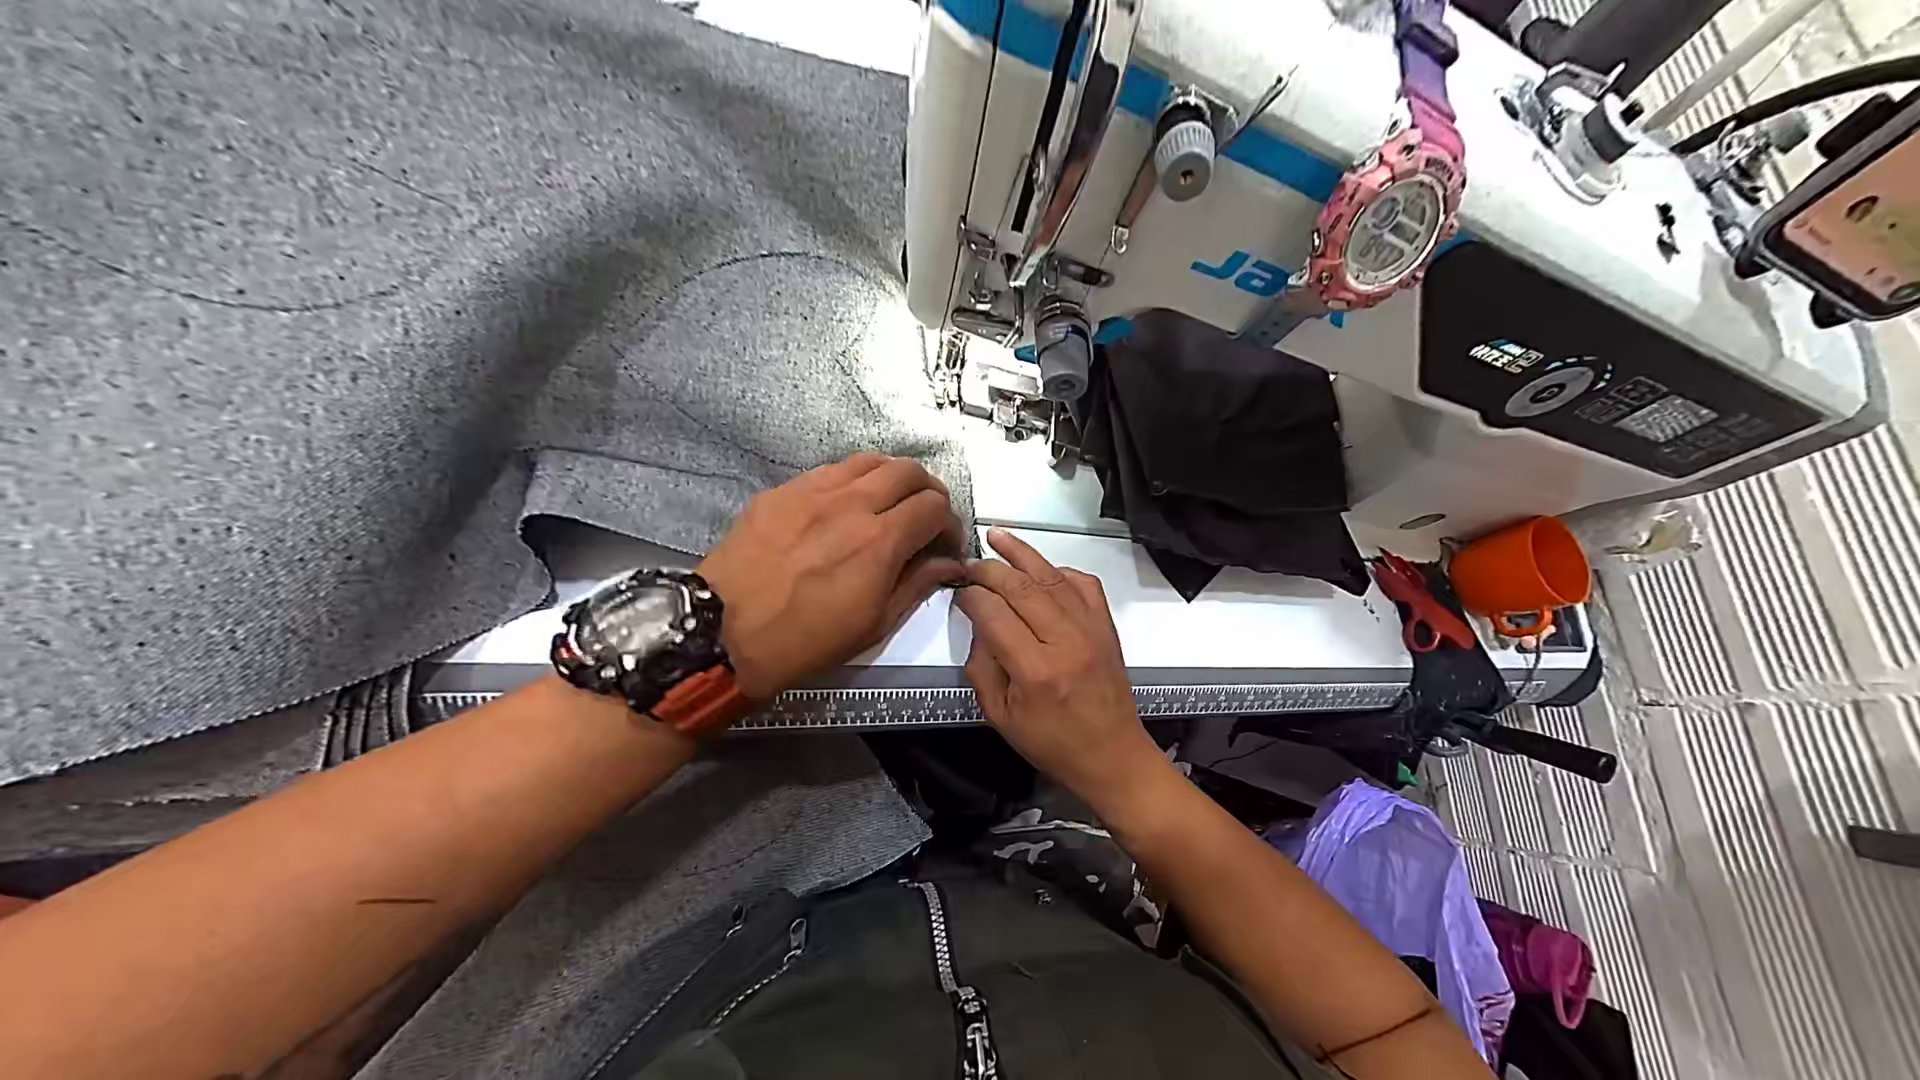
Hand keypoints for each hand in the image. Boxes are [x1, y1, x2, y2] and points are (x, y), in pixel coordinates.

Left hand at [697, 452, 965, 698]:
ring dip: (891, 478)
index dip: (949, 523)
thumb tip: (948, 564)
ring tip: (887, 505)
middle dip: (928, 491)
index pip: (935, 506)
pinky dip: (851, 481)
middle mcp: (851, 504)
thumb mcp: (873, 624)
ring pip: (870, 461)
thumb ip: (917, 584)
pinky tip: (843, 508)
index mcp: (880, 541)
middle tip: (924, 517)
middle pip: (909, 471)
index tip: (943, 543)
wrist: (724, 633)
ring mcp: (812, 491)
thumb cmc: (805, 641)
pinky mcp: (781, 491)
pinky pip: (830, 470)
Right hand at [955, 528, 1168, 806]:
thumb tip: (978, 621)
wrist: (1112, 755)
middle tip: (969, 563)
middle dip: (990, 569)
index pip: (993, 613)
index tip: (958, 591)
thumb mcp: (999, 714)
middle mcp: (1065, 641)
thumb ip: (981, 665)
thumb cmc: (1051, 743)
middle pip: (1021, 588)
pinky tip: (1040, 568)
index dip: (970, 596)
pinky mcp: (1106, 625)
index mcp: (1035, 670)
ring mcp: (1091, 629)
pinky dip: (1059, 570)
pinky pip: (1083, 583)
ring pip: (1052, 577)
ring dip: (1023, 553)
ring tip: (998, 536)